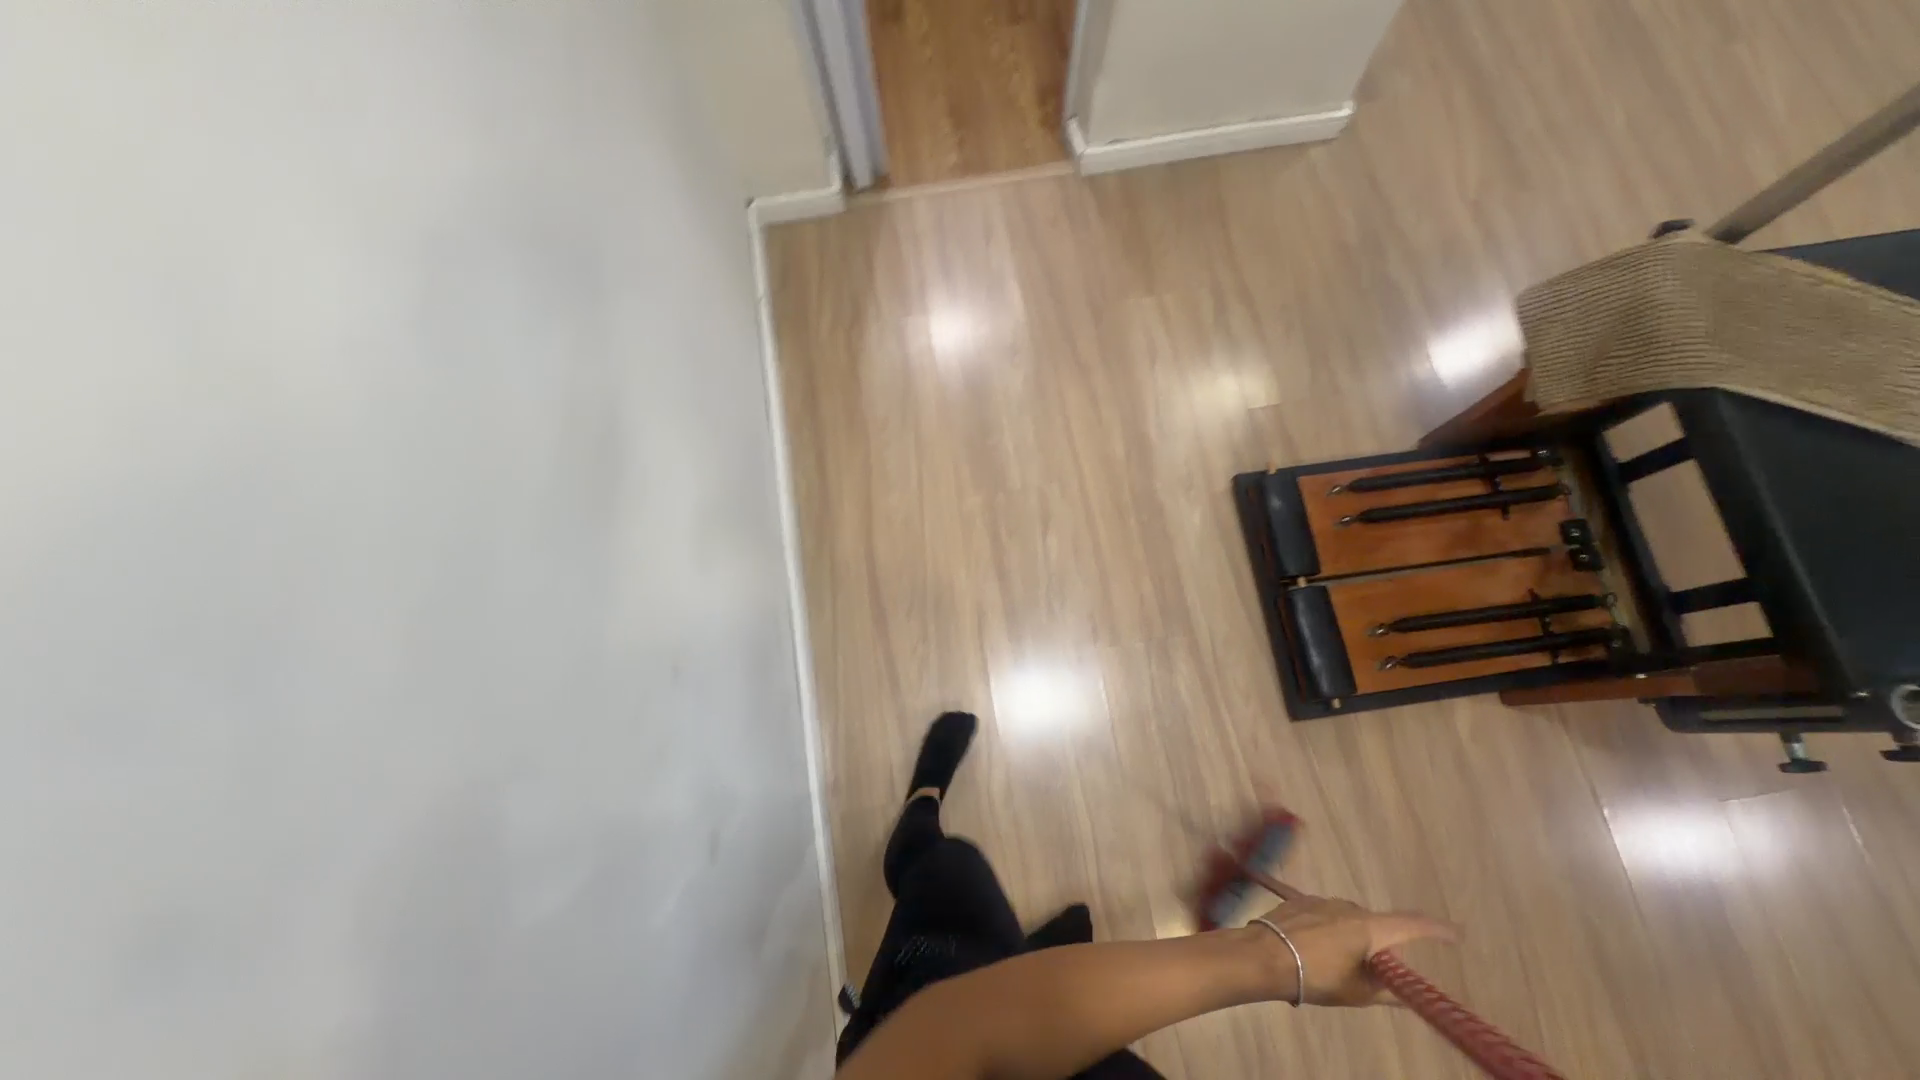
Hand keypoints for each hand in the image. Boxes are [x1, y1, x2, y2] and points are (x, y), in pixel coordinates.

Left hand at [1239, 870, 1457, 1006]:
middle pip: (1378, 925)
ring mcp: (1322, 901)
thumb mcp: (1358, 993)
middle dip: (1382, 945)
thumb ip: (1388, 991)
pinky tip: (1315, 949)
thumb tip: (1408, 993)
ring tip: (1337, 964)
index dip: (1436, 929)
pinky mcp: (1300, 901)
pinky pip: (1326, 916)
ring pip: (1350, 920)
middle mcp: (1349, 907)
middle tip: (1375, 972)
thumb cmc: (1315, 977)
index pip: (1412, 924)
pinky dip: (1330, 931)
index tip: (1456, 932)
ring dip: (1354, 938)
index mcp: (1369, 927)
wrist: (1263, 956)